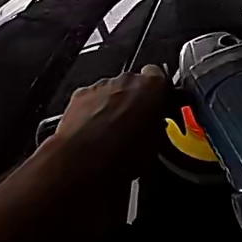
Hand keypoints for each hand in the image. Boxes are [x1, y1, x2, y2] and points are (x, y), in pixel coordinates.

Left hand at [33, 65, 171, 190]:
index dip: (159, 95)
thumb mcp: (156, 147)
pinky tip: (93, 132)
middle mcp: (127, 80)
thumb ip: (158, 128)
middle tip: (135, 124)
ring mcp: (101, 85)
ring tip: (112, 133)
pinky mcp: (80, 94)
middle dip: (135, 101)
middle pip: (134, 84)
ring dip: (113, 106)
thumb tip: (155, 131)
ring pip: (112, 91)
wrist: (84, 163)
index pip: (161, 78)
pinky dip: (93, 111)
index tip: (159, 109)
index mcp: (152, 87)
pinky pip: (92, 99)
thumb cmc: (122, 156)